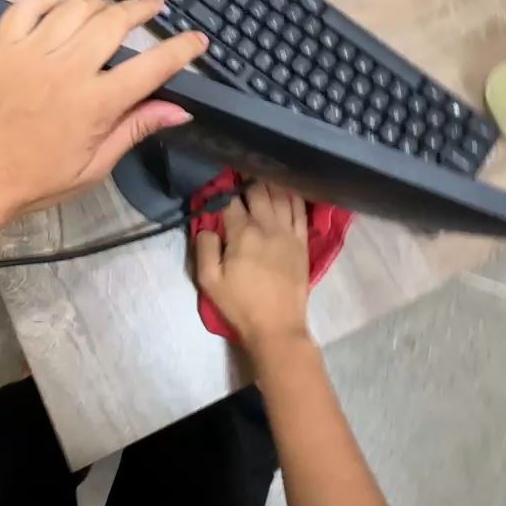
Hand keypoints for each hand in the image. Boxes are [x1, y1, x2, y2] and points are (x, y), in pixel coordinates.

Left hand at [0, 0, 207, 230]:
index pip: (151, 66)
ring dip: (98, 5)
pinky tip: (60, 10)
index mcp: (94, 104)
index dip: (181, 49)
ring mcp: (30, 52)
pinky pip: (28, 5)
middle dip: (141, 9)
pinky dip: (49, 0)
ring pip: (75, 7)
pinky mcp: (1, 46)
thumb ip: (135, 128)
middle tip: (152, 9)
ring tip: (107, 13)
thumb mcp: (94, 167)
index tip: (196, 39)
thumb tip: (180, 110)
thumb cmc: (36, 181)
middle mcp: (65, 69)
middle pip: (114, 21)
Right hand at [193, 180, 311, 349]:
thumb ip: (204, 247)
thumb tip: (207, 226)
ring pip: (280, 195)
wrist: (277, 327)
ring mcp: (288, 232)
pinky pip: (300, 210)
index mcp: (242, 233)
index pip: (230, 200)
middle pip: (256, 190)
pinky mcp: (302, 241)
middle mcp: (267, 226)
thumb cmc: (240, 304)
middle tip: (237, 179)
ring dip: (268, 184)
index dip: (221, 191)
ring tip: (259, 178)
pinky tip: (286, 190)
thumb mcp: (209, 281)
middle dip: (245, 182)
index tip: (216, 188)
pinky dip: (293, 196)